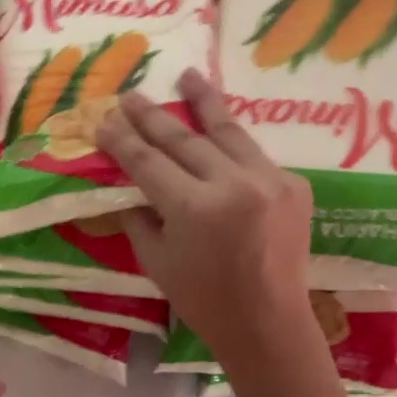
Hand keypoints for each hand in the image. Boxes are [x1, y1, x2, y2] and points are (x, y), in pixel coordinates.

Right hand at [97, 68, 316, 357]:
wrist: (267, 320)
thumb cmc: (202, 299)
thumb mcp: (156, 261)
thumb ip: (140, 217)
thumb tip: (127, 186)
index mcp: (194, 208)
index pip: (148, 162)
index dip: (122, 140)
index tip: (103, 120)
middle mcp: (232, 184)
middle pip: (184, 139)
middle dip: (152, 116)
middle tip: (130, 95)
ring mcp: (268, 180)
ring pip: (228, 132)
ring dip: (204, 103)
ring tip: (188, 76)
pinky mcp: (293, 184)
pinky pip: (253, 156)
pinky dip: (231, 145)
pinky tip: (218, 131)